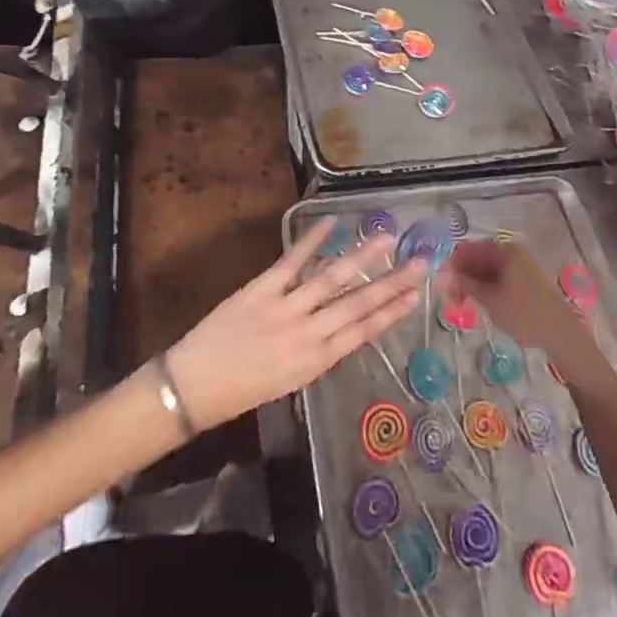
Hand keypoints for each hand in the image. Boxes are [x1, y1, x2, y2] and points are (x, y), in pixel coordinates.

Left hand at [166, 218, 423, 430]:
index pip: (365, 332)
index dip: (393, 312)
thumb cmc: (242, 391)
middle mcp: (308, 334)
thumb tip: (339, 327)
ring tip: (387, 238)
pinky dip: (311, 241)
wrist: (194, 386)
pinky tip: (331, 224)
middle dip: (392, 283)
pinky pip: (291, 262)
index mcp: (317, 362)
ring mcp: (285, 309)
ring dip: (362, 257)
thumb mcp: (290, 381)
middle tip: (421, 263)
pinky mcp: (260, 290)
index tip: (416, 296)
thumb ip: (316, 353)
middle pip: (358, 303)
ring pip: (332, 279)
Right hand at [441, 240, 590, 365]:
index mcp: (505, 251)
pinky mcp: (523, 279)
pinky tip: (476, 302)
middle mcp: (512, 252)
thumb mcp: (489, 299)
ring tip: (460, 303)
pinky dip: (484, 288)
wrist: (560, 334)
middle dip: (461, 275)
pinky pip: (497, 278)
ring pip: (486, 270)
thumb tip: (445, 273)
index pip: (468, 249)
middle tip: (449, 296)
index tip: (440, 282)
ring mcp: (519, 266)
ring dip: (471, 283)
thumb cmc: (524, 314)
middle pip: (477, 258)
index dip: (452, 264)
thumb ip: (465, 282)